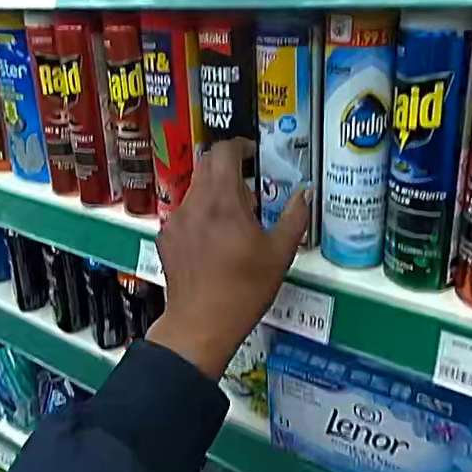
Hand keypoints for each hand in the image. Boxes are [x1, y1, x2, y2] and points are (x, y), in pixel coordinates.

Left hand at [145, 139, 308, 379]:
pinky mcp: (166, 237)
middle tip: (248, 186)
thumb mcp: (279, 254)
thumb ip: (294, 217)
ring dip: (215, 191)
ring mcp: (176, 220)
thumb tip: (304, 193)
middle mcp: (195, 204)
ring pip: (195, 188)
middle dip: (228, 166)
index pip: (224, 151)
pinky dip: (200, 213)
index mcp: (223, 202)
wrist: (200, 325)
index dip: (240, 145)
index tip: (252, 153)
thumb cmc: (243, 291)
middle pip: (207, 163)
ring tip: (233, 219)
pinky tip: (213, 239)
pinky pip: (184, 211)